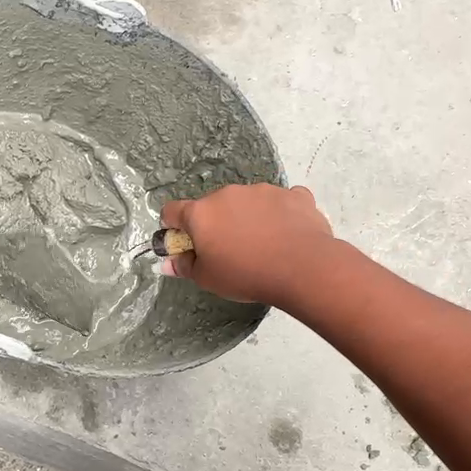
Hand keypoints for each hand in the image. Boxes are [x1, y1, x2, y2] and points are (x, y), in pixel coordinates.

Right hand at [159, 184, 336, 305]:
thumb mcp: (207, 278)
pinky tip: (287, 233)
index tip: (185, 243)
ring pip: (247, 202)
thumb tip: (168, 262)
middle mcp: (228, 194)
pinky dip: (279, 213)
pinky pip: (280, 201)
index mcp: (201, 213)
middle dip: (215, 224)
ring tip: (263, 245)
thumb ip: (184, 266)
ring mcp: (263, 191)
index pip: (172, 211)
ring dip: (247, 217)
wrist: (303, 268)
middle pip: (212, 206)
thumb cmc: (245, 274)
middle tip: (228, 251)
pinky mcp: (294, 195)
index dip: (173, 227)